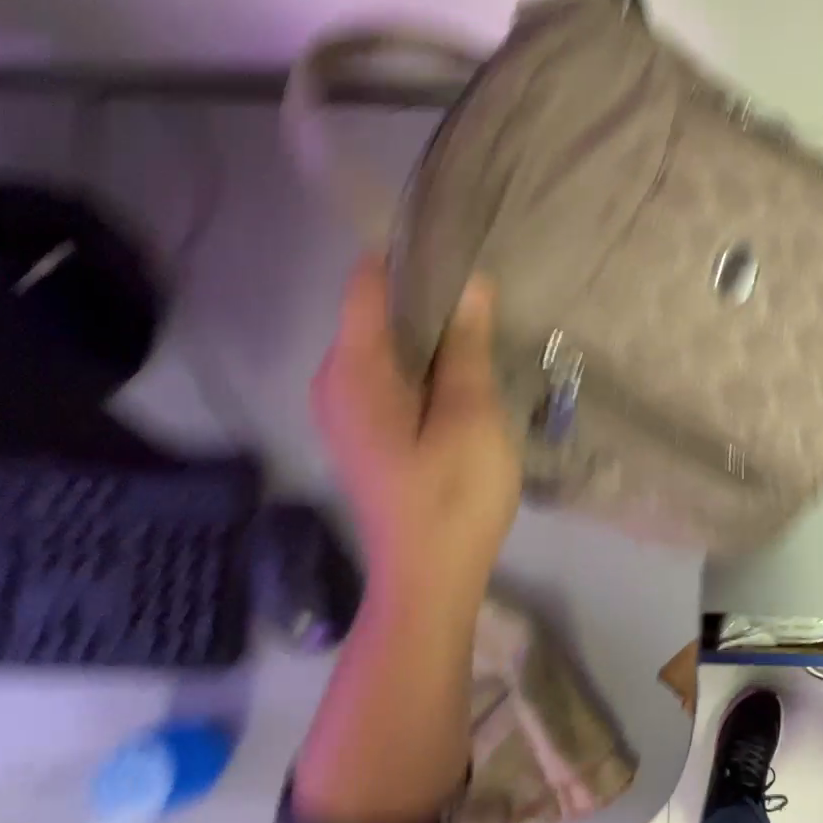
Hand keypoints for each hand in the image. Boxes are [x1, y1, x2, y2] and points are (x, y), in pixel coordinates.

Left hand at [311, 257, 521, 611]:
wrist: (430, 579)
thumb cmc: (451, 495)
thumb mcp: (470, 414)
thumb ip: (465, 346)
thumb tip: (471, 286)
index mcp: (352, 370)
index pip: (368, 284)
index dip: (409, 256)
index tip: (459, 243)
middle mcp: (334, 383)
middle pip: (377, 315)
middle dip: (428, 298)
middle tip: (488, 296)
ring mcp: (346, 412)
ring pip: (388, 349)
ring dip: (431, 335)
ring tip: (484, 329)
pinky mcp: (365, 436)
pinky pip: (390, 379)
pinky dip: (423, 367)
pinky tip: (464, 376)